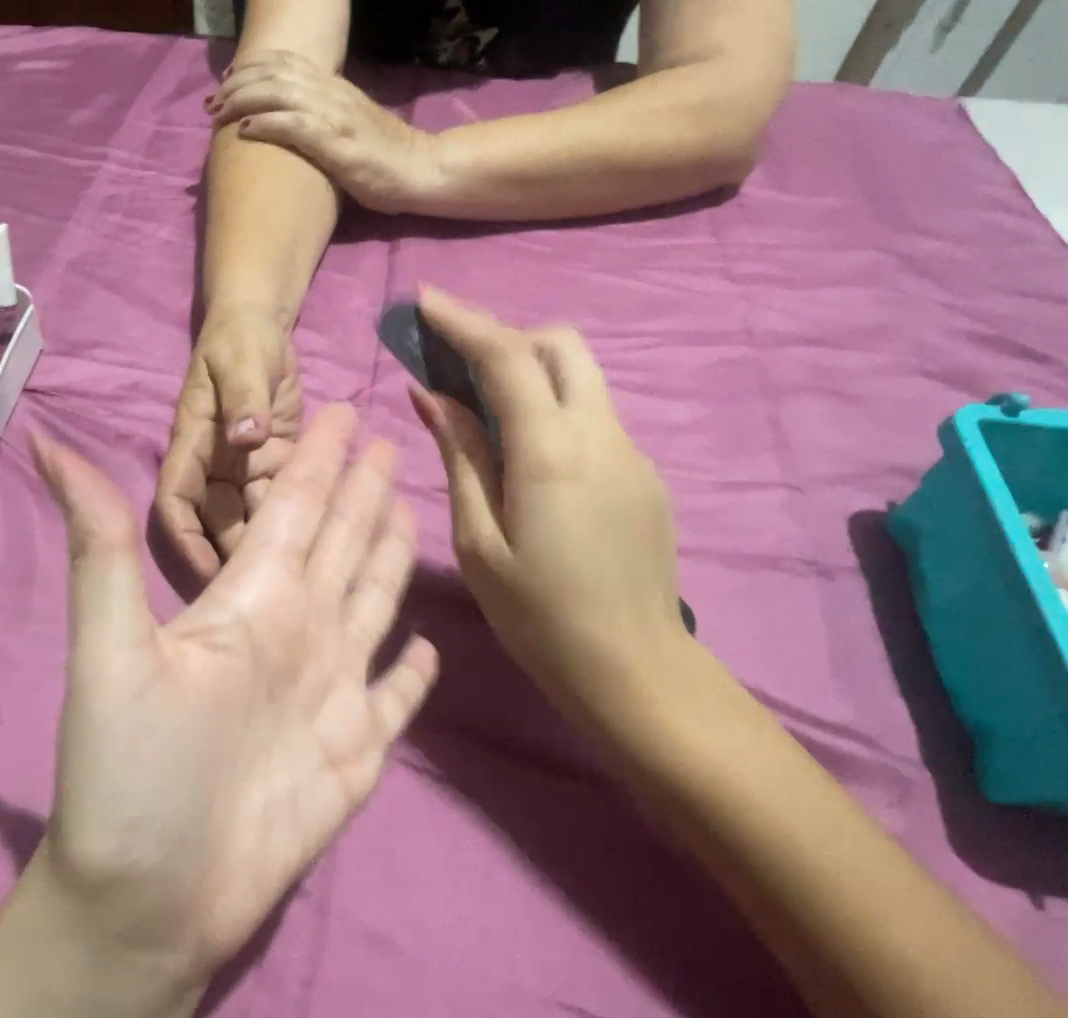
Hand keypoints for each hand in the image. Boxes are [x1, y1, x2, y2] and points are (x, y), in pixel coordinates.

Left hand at [34, 403, 438, 978]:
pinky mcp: (358, 752)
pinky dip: (414, 673)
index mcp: (244, 604)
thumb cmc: (131, 771)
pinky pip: (397, 697)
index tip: (344, 409)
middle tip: (393, 435)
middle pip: (340, 544)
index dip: (316, 461)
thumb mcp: (109, 650)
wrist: (151, 894)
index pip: (290, 513)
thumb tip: (43, 441)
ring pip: (373, 602)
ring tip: (413, 509)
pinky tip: (432, 646)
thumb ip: (100, 545)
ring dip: (392, 556)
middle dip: (364, 491)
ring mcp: (329, 693)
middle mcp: (292, 635)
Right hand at [156, 304, 304, 578]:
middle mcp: (215, 478)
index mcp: (192, 453)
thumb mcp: (239, 359)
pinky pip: (296, 510)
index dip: (187, 542)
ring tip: (317, 582)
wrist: (264, 328)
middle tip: (277, 601)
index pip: (177, 506)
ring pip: (260, 527)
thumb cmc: (241, 339)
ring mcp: (246, 481)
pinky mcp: (278, 478)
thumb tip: (247, 433)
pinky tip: (354, 546)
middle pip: (221, 529)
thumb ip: (243, 395)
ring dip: (284, 551)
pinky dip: (320, 525)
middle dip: (242, 561)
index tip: (210, 572)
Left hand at [208, 51, 443, 215]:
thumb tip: (290, 122)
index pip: (285, 63)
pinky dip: (266, 123)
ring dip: (242, 99)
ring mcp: (334, 116)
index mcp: (333, 86)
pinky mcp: (336, 143)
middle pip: (274, 73)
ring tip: (218, 112)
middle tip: (210, 101)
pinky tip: (244, 129)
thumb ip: (321, 117)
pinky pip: (294, 125)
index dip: (251, 67)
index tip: (226, 80)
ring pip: (279, 93)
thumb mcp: (348, 125)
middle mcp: (331, 92)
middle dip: (237, 83)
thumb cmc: (381, 157)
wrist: (417, 170)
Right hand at [407, 288, 685, 709]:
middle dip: (506, 339)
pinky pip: (594, 420)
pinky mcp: (644, 475)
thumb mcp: (478, 542)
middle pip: (560, 346)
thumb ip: (460, 458)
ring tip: (483, 417)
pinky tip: (527, 466)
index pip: (507, 356)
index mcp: (552, 451)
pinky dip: (553, 414)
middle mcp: (601, 434)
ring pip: (582, 380)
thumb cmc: (537, 614)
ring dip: (531, 376)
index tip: (423, 301)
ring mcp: (632, 452)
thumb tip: (432, 396)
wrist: (631, 665)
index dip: (463, 321)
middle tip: (457, 372)